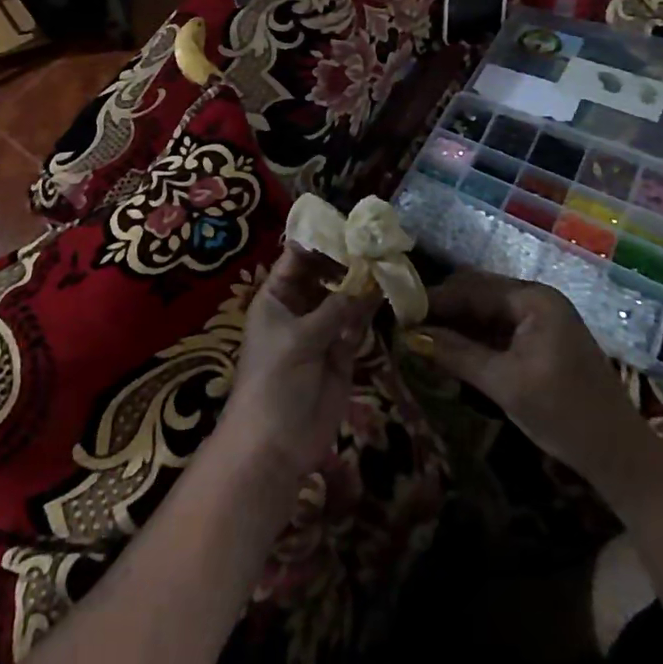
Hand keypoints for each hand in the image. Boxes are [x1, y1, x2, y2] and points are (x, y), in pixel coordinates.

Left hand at [219, 245, 378, 482]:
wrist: (277, 441)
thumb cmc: (274, 381)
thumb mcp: (299, 339)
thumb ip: (334, 310)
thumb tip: (363, 281)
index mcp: (274, 298)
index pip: (295, 260)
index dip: (317, 241)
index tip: (346, 223)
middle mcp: (297, 309)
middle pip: (323, 277)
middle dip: (345, 260)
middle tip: (375, 240)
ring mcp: (321, 331)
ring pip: (343, 299)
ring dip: (362, 283)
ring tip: (388, 259)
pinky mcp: (341, 354)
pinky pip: (356, 325)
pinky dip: (370, 310)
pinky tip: (388, 291)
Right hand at [408, 269, 654, 493]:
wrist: (622, 457)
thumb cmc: (564, 415)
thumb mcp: (503, 383)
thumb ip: (455, 353)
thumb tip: (407, 334)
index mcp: (534, 300)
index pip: (469, 288)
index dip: (431, 300)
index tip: (396, 314)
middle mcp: (536, 299)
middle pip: (474, 293)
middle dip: (440, 308)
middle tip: (403, 327)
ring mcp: (539, 319)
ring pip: (481, 310)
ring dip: (452, 323)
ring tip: (417, 338)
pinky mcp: (538, 340)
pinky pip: (494, 327)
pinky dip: (470, 336)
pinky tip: (446, 349)